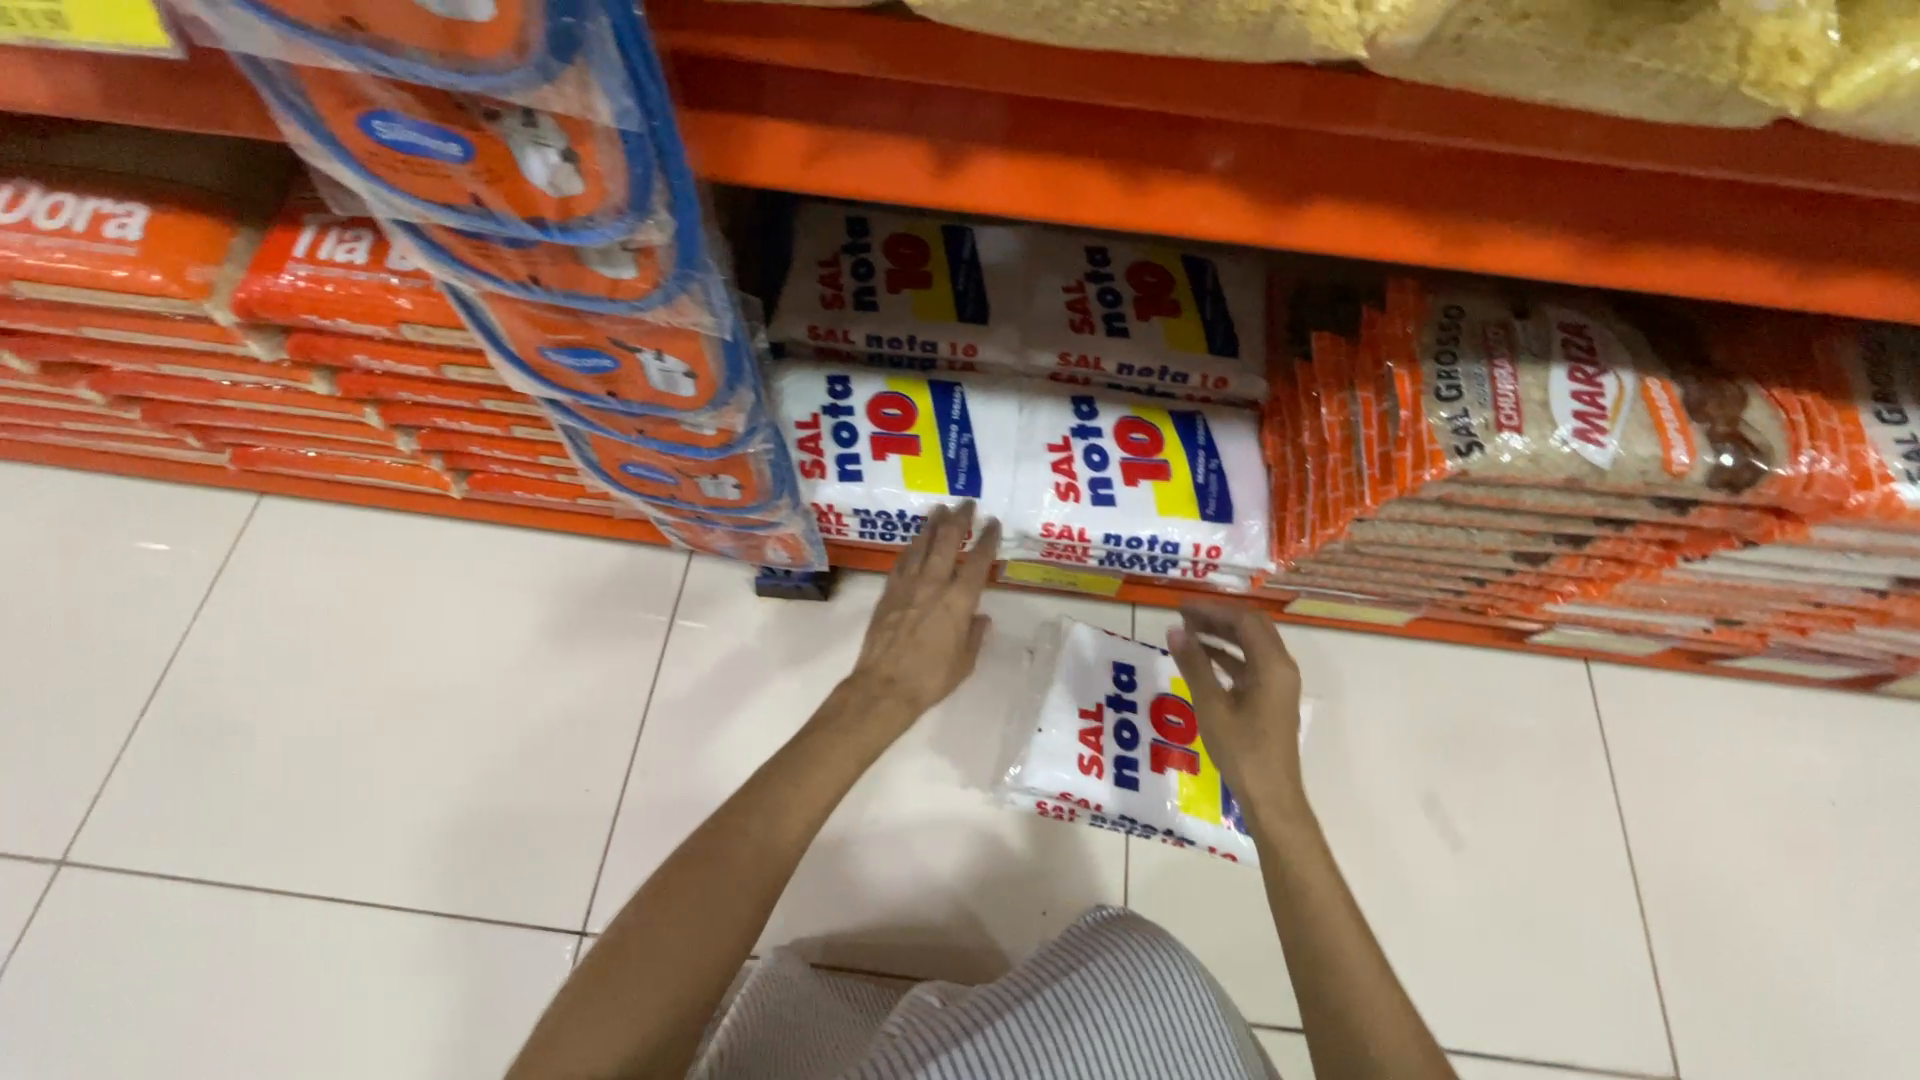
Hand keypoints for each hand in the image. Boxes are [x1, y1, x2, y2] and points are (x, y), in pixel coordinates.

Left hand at [843, 501, 1001, 732]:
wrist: (885, 686)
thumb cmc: (931, 678)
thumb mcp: (965, 662)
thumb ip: (974, 635)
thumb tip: (980, 618)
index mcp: (959, 601)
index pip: (978, 562)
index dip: (987, 540)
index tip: (993, 523)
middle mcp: (933, 585)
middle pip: (947, 542)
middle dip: (959, 519)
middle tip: (966, 503)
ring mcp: (907, 587)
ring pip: (921, 546)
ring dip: (932, 525)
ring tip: (939, 509)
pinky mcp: (888, 594)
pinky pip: (901, 562)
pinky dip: (910, 548)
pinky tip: (914, 542)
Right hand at [1164, 606, 1306, 813]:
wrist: (1270, 795)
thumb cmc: (1241, 750)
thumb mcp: (1211, 705)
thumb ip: (1193, 664)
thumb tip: (1174, 630)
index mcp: (1273, 665)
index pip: (1243, 620)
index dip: (1211, 610)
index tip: (1180, 608)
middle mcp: (1282, 668)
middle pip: (1251, 628)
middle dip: (1217, 618)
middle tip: (1183, 618)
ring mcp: (1279, 684)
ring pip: (1251, 646)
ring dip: (1222, 636)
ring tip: (1188, 634)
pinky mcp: (1272, 698)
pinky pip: (1251, 665)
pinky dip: (1227, 656)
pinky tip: (1203, 660)